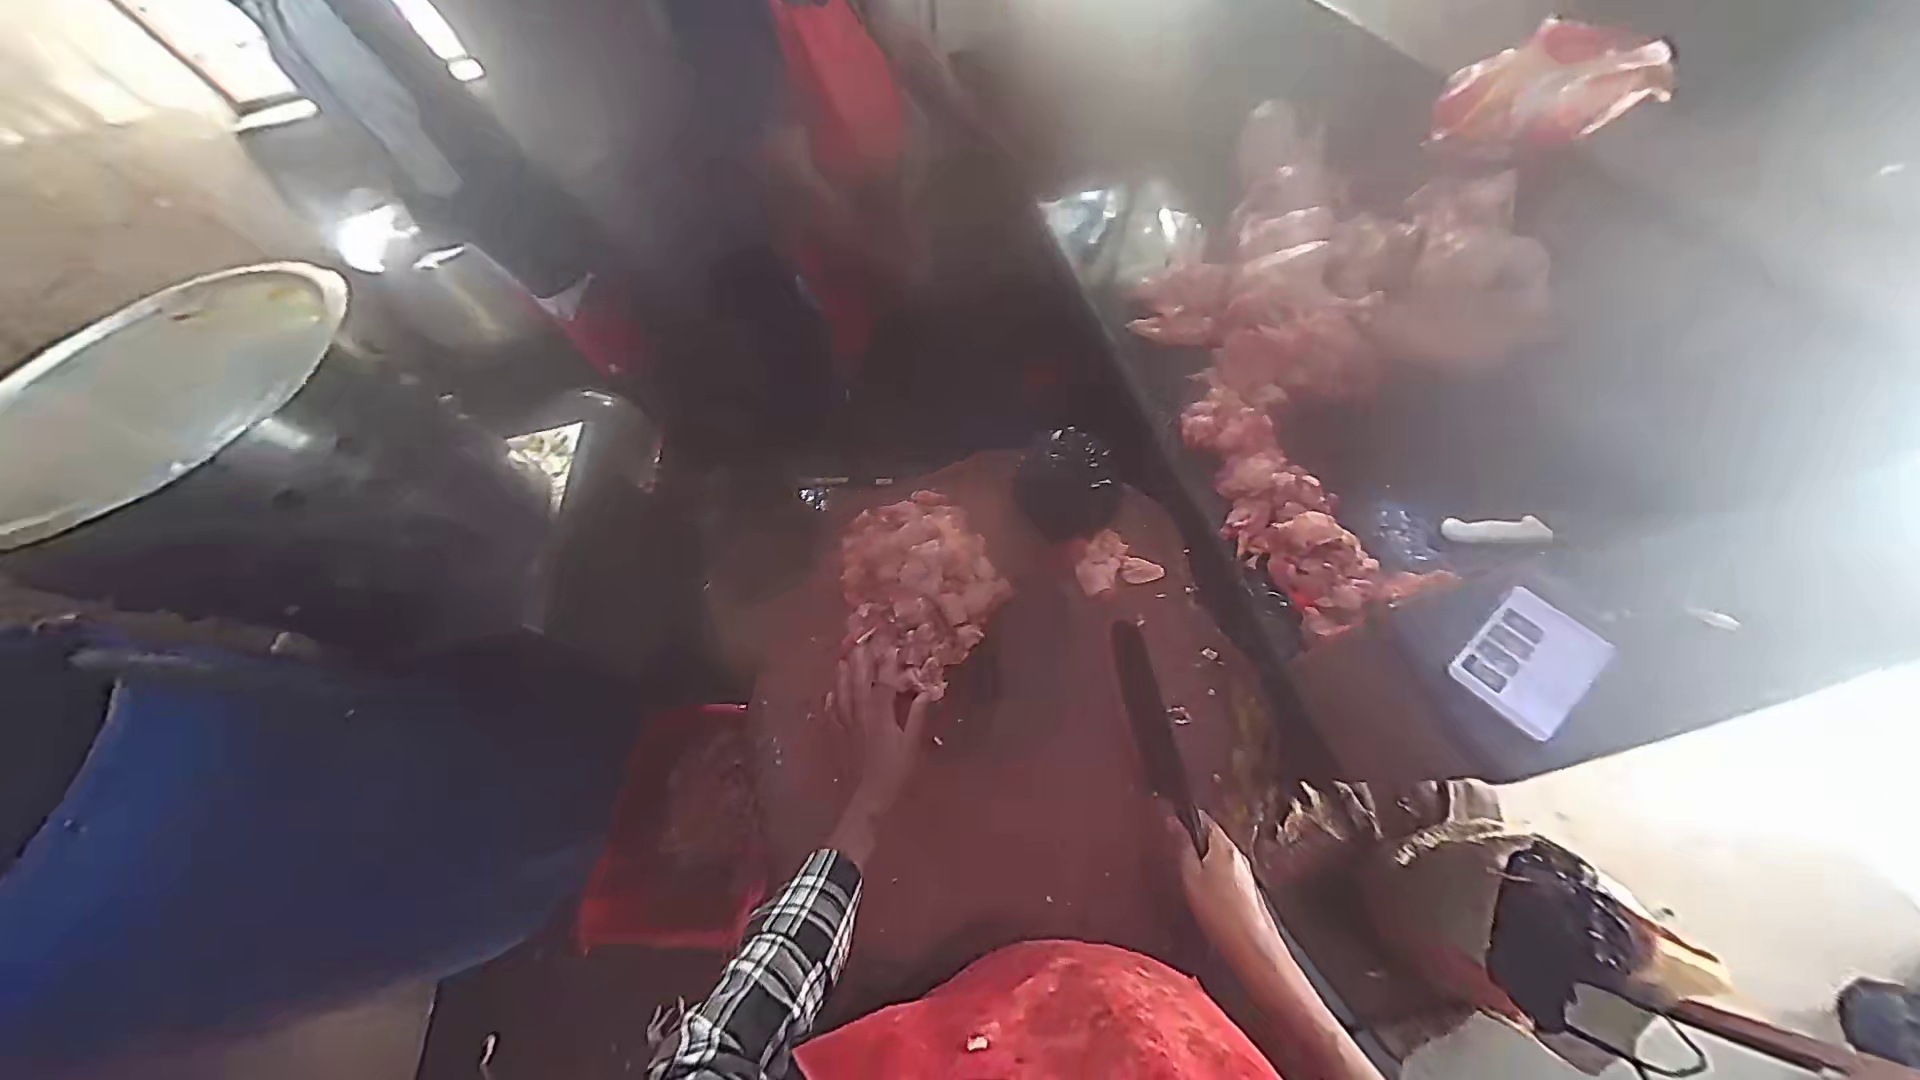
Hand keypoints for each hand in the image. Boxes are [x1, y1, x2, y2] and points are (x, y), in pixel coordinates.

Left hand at [827, 650, 932, 865]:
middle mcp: (860, 713)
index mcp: (880, 714)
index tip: (892, 645)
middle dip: (860, 659)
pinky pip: (833, 710)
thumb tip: (924, 691)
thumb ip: (917, 717)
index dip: (888, 663)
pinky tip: (832, 689)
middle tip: (861, 640)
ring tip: (844, 657)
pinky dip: (833, 697)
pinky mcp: (839, 733)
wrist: (868, 797)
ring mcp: (847, 723)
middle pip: (858, 680)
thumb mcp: (912, 745)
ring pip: (842, 691)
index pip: (883, 682)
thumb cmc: (895, 771)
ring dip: (844, 673)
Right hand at [1165, 809, 1279, 956]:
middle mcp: (1238, 855)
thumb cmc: (1221, 913)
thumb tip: (1173, 822)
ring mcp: (1246, 874)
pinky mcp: (1250, 892)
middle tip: (1176, 852)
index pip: (1203, 818)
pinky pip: (1228, 875)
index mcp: (1223, 846)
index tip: (1171, 822)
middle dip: (1195, 842)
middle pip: (1213, 838)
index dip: (1186, 818)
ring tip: (1189, 877)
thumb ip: (1182, 846)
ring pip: (1220, 857)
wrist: (1255, 951)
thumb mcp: (1190, 876)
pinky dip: (1215, 878)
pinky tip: (1207, 896)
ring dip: (1205, 861)